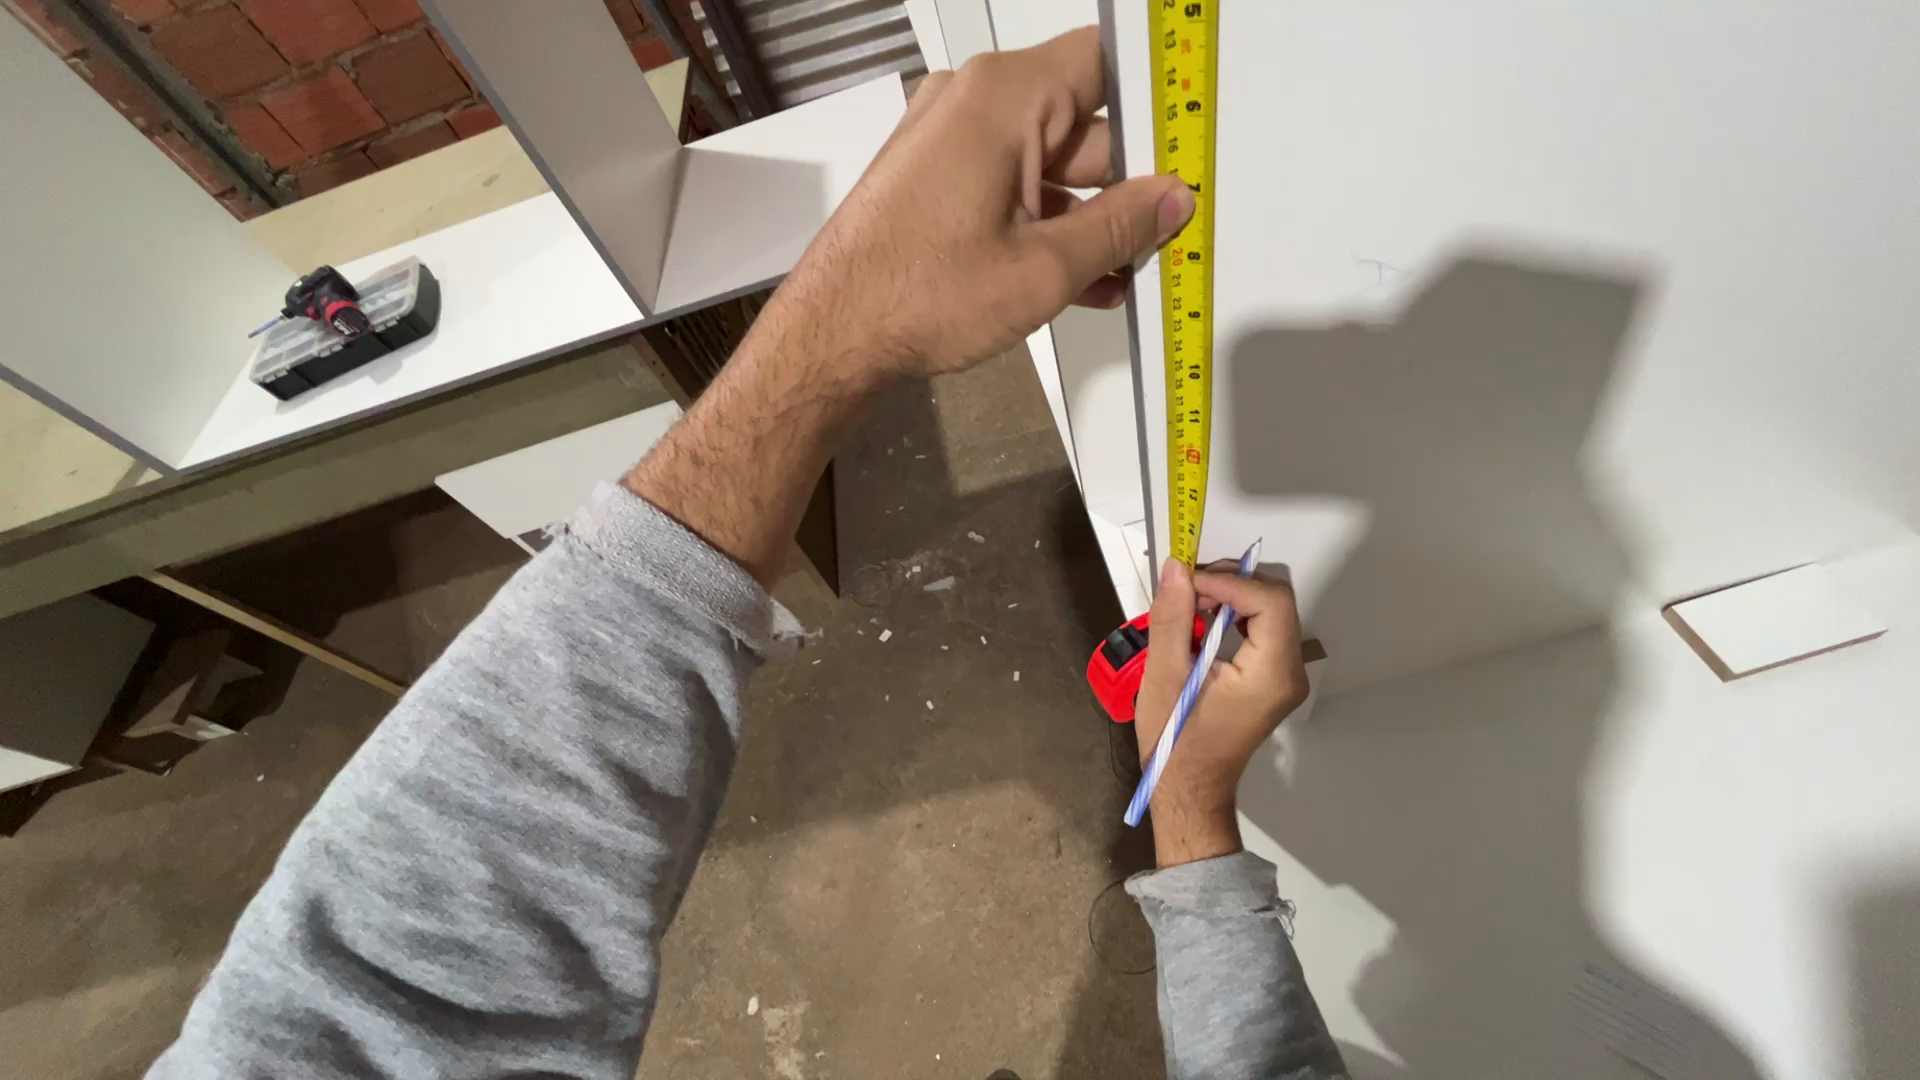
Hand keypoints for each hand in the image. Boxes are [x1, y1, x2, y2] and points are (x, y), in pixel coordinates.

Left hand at [776, 27, 1194, 379]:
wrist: (834, 337)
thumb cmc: (921, 297)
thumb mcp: (1042, 270)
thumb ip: (1117, 228)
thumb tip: (1169, 200)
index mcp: (1004, 98)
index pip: (1105, 66)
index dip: (1154, 109)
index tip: (1186, 153)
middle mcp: (972, 105)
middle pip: (1078, 123)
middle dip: (1124, 184)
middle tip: (1161, 234)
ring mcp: (947, 145)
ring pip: (1044, 168)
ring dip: (1087, 220)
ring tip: (1124, 273)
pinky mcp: (934, 184)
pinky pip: (1007, 192)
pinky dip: (1043, 228)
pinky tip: (1079, 281)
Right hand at [1134, 558, 1310, 866]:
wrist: (1188, 785)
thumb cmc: (1175, 736)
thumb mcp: (1164, 675)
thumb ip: (1173, 617)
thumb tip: (1176, 568)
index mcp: (1272, 674)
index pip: (1270, 602)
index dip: (1229, 582)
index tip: (1186, 582)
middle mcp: (1290, 672)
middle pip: (1276, 600)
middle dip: (1231, 583)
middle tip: (1186, 587)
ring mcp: (1285, 676)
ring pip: (1271, 609)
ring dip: (1230, 595)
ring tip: (1189, 601)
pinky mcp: (1272, 677)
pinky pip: (1263, 628)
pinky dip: (1234, 612)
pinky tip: (1201, 620)